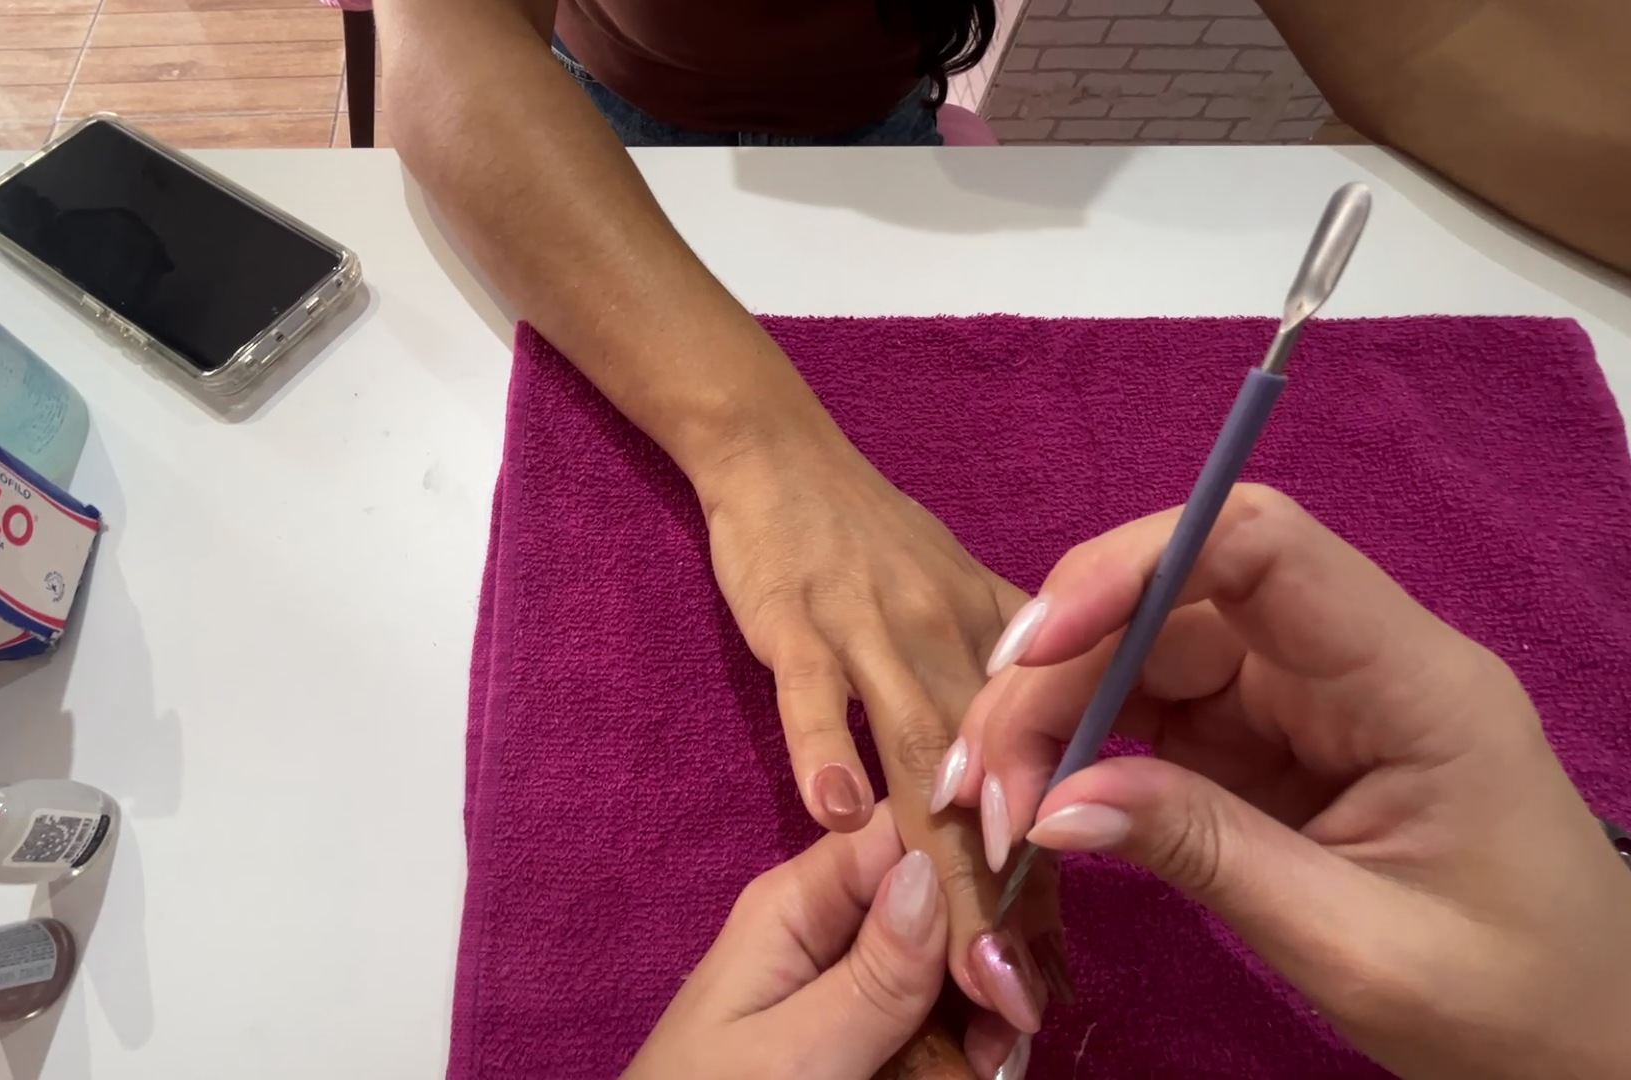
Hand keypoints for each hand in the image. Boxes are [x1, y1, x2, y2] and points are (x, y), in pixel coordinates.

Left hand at [623, 803, 1030, 1079]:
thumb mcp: (794, 1053)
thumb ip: (872, 974)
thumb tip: (930, 866)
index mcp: (794, 900)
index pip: (891, 835)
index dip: (960, 871)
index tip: (1005, 947)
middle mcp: (822, 919)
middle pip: (929, 896)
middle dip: (979, 948)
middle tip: (1012, 1019)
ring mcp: (843, 970)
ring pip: (942, 955)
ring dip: (982, 1001)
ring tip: (992, 1060)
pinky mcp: (859, 1017)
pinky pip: (928, 1005)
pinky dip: (964, 1033)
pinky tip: (980, 1064)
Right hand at [698, 434, 1065, 1026]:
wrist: (781, 459)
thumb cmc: (862, 534)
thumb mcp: (950, 587)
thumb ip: (984, 676)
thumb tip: (1013, 781)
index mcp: (997, 628)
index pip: (1043, 755)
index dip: (1051, 861)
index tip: (1052, 964)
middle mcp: (949, 629)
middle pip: (990, 768)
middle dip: (1005, 891)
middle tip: (1019, 1005)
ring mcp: (872, 621)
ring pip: (918, 743)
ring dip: (936, 852)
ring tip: (954, 961)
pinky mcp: (800, 616)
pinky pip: (816, 687)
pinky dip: (825, 745)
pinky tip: (834, 814)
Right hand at [960, 485, 1630, 1079]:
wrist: (1581, 1051)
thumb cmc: (1521, 1004)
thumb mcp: (1365, 948)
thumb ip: (1204, 854)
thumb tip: (1048, 804)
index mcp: (1400, 675)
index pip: (1252, 545)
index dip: (1128, 566)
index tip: (1031, 648)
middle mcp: (1317, 655)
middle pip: (1146, 611)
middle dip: (1044, 685)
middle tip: (981, 784)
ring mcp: (1262, 687)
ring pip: (1111, 654)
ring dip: (1032, 717)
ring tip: (985, 801)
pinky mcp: (1219, 725)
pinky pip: (1112, 704)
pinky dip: (1051, 743)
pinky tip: (1017, 790)